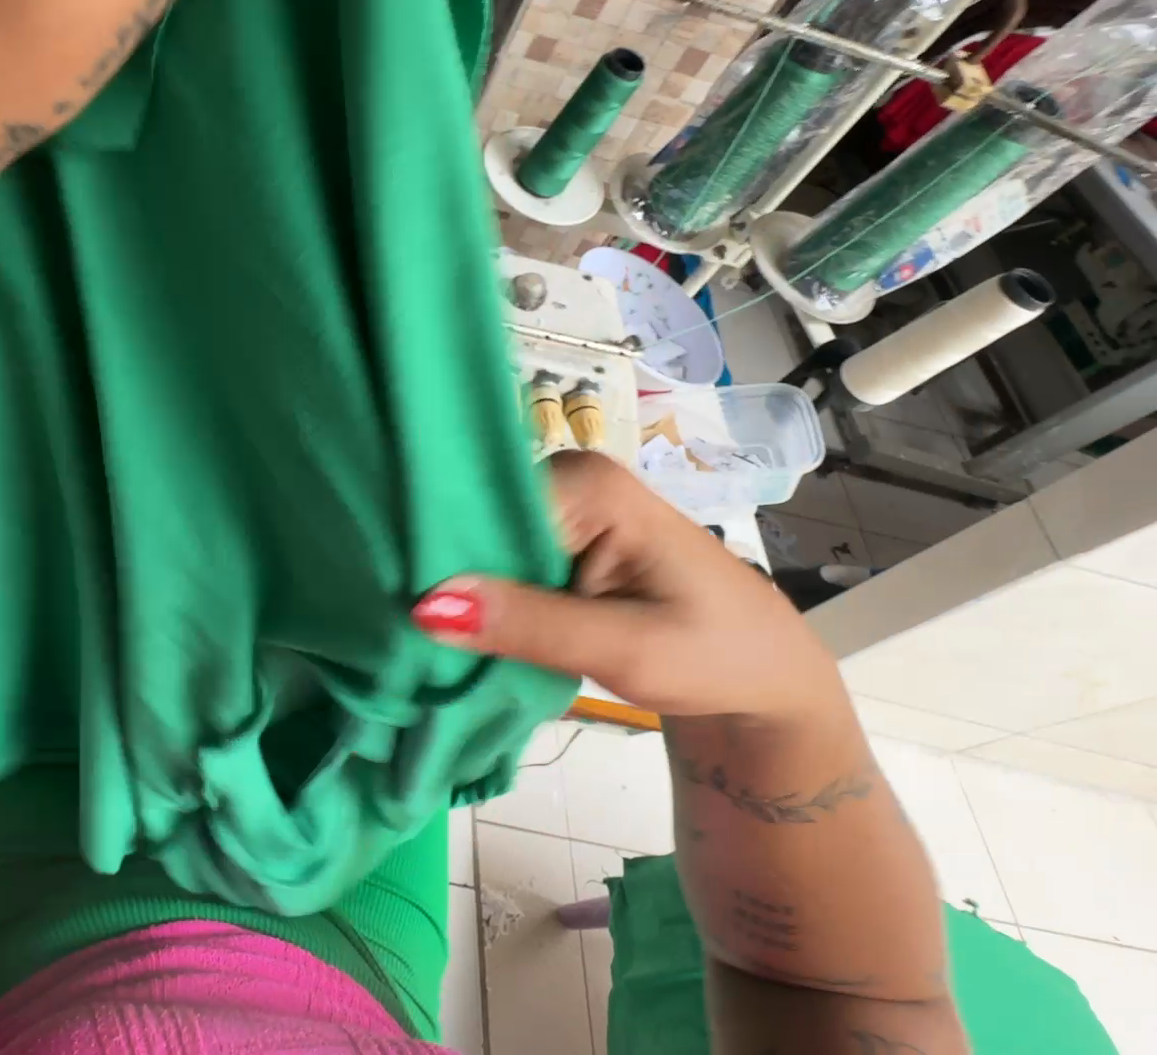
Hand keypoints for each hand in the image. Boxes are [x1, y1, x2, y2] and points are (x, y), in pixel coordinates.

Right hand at [411, 451, 843, 720]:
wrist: (761, 681)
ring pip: (482, 546)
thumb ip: (530, 625)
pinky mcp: (559, 542)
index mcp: (591, 485)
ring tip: (422, 632)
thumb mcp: (625, 649)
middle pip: (477, 521)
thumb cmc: (715, 658)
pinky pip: (498, 563)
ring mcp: (563, 511)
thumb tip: (426, 606)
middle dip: (445, 574)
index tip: (400, 602)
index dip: (443, 554)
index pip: (485, 505)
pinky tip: (457, 627)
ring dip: (459, 590)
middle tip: (405, 626)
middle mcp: (570, 480)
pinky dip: (480, 598)